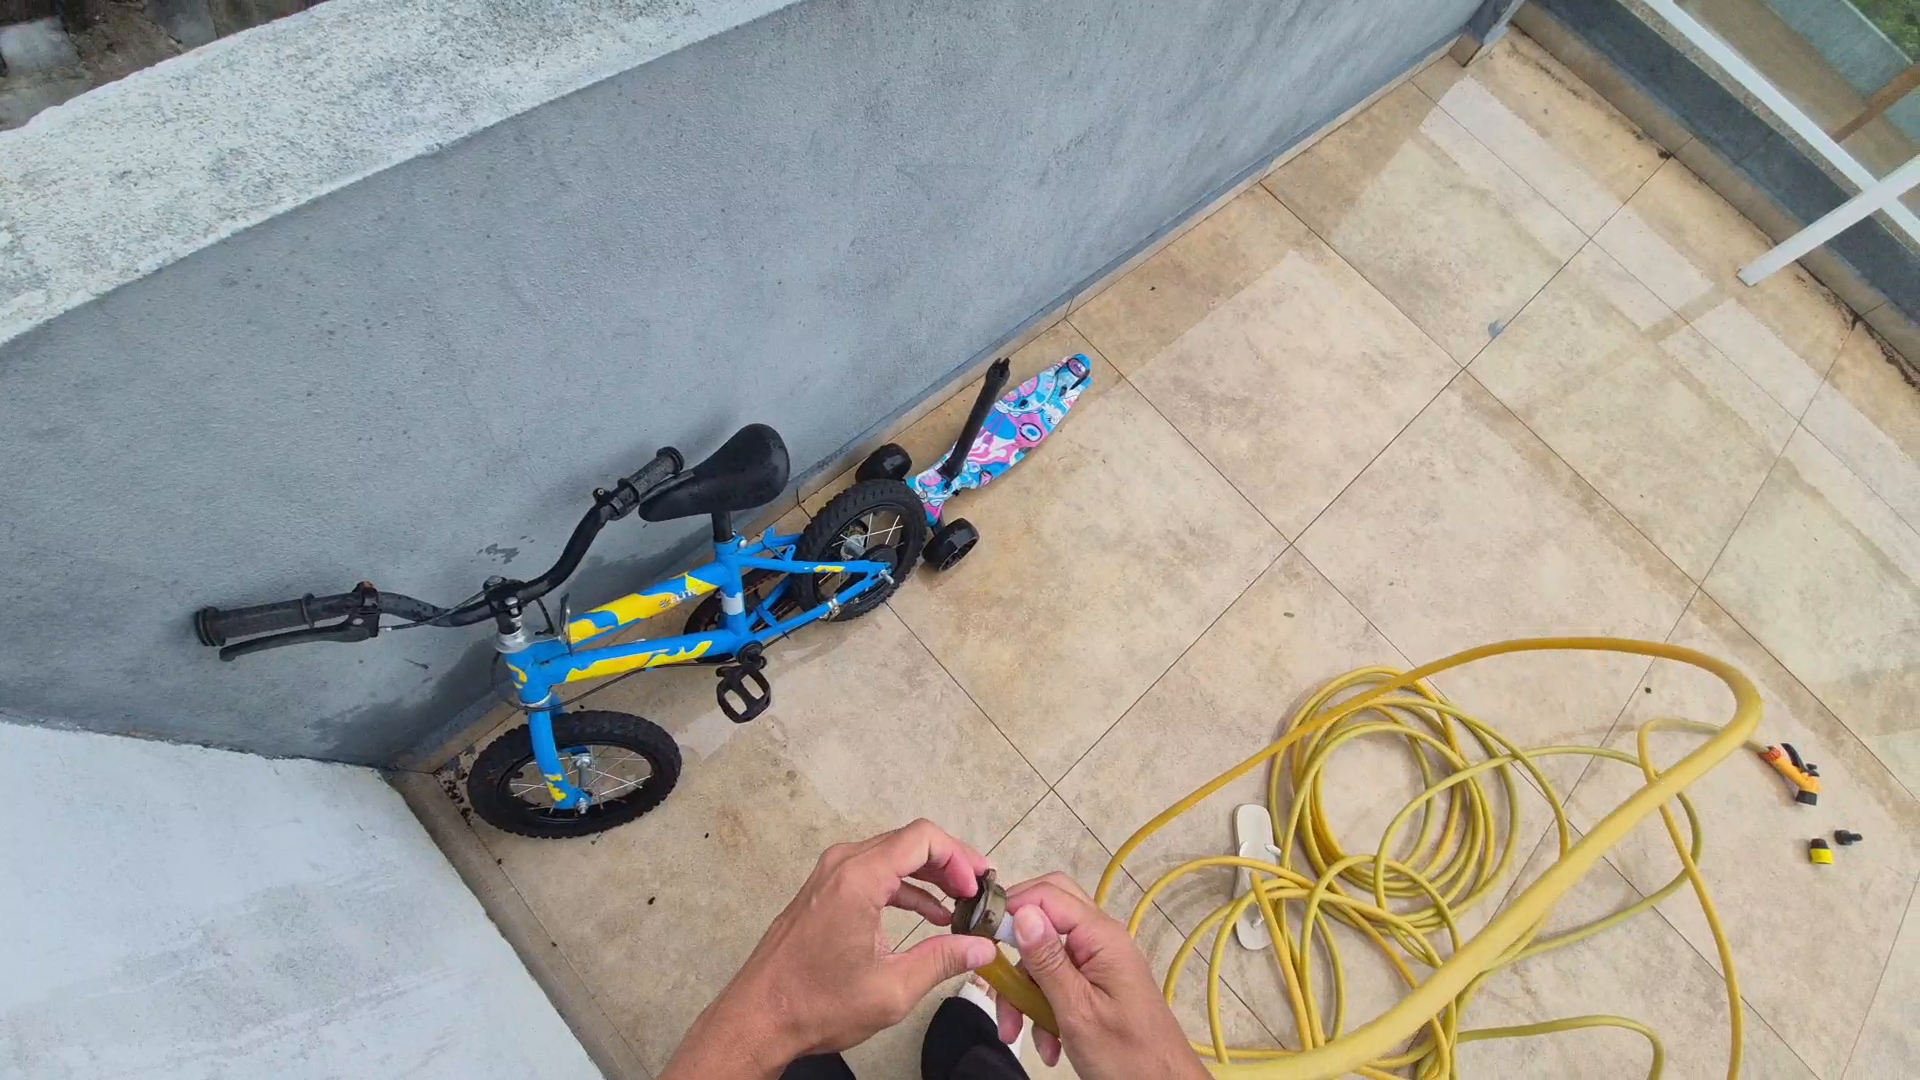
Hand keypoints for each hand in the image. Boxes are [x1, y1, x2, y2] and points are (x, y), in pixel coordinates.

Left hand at [661, 819, 1000, 1078]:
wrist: (758, 1016)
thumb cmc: (815, 1003)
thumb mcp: (890, 989)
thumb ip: (942, 961)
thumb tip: (982, 948)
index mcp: (860, 877)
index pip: (922, 838)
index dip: (958, 856)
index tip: (977, 885)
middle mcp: (845, 863)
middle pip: (910, 840)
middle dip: (950, 862)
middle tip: (979, 888)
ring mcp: (834, 872)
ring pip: (895, 853)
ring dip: (931, 873)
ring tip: (962, 900)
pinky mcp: (829, 887)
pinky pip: (877, 871)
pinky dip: (906, 885)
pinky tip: (931, 913)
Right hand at [995, 873, 1207, 1079]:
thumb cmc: (1127, 1057)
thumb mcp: (1078, 1012)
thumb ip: (1047, 961)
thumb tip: (1022, 912)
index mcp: (1100, 935)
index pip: (1048, 894)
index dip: (1013, 906)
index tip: (981, 933)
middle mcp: (1100, 937)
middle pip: (1048, 911)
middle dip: (1017, 941)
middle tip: (993, 963)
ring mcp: (1099, 960)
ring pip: (1047, 951)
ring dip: (1027, 988)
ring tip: (1015, 1030)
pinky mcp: (1097, 983)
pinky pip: (1060, 978)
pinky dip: (1045, 1006)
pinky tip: (1046, 1043)